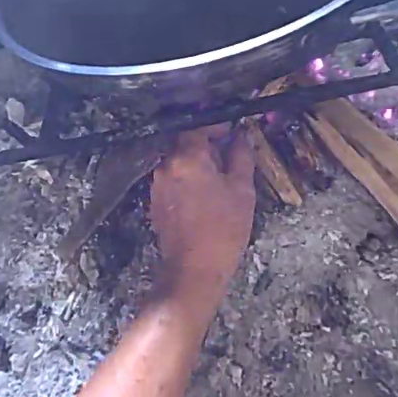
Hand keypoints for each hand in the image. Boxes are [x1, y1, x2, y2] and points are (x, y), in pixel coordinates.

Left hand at [148, 125, 254, 305]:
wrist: (194, 270)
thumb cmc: (224, 228)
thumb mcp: (242, 190)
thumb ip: (241, 156)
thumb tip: (241, 136)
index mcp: (187, 158)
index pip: (198, 127)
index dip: (215, 126)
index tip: (230, 131)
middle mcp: (167, 166)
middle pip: (185, 143)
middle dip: (206, 144)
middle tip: (228, 155)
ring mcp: (158, 185)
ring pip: (178, 161)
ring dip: (196, 162)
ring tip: (219, 177)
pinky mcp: (156, 202)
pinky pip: (173, 179)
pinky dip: (187, 178)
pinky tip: (204, 194)